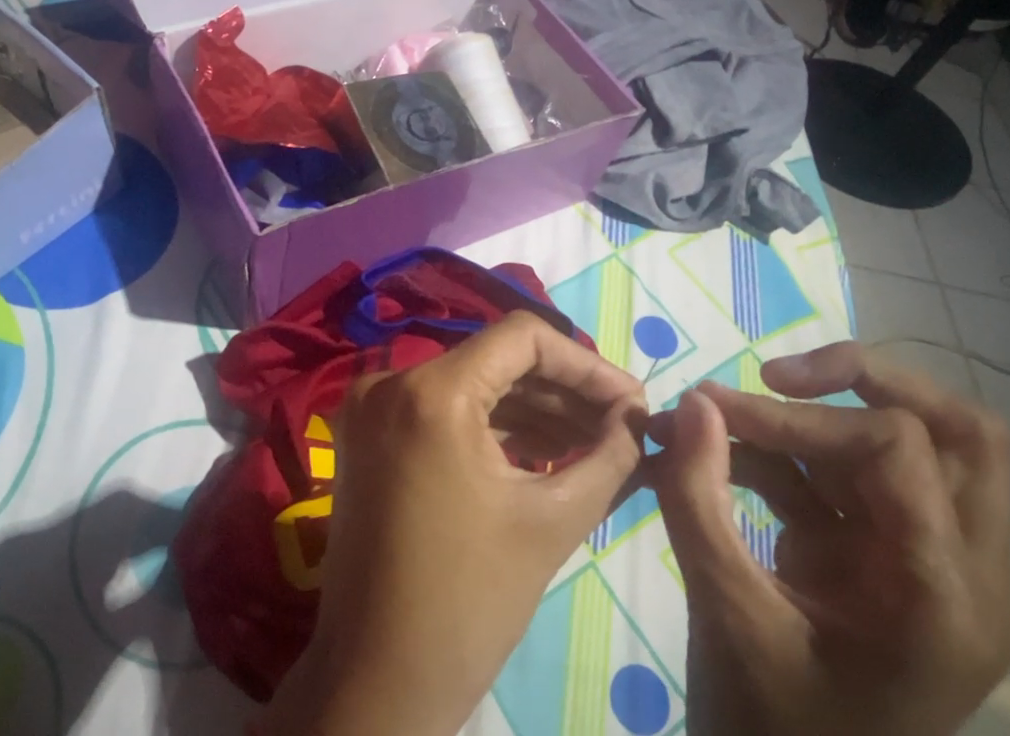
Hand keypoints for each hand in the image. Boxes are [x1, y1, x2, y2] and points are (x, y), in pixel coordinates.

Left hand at [260, 311, 647, 735]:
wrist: (379, 673)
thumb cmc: (470, 599)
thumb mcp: (553, 520)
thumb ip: (609, 455)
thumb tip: (641, 419)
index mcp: (430, 391)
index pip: (523, 336)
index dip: (587, 364)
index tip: (633, 404)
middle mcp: (390, 381)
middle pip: (496, 360)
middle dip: (566, 392)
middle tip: (625, 428)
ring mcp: (371, 408)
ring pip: (470, 386)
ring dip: (533, 411)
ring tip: (597, 446)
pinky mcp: (368, 437)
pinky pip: (442, 412)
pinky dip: (493, 428)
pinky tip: (547, 455)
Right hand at [648, 343, 1009, 735]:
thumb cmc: (766, 729)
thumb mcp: (724, 615)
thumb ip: (699, 502)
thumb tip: (690, 403)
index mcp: (943, 598)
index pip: (901, 452)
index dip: (803, 418)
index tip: (716, 411)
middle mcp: (965, 574)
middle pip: (959, 434)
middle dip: (864, 383)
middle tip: (776, 375)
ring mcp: (931, 570)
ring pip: (912, 451)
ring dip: (817, 422)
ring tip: (726, 416)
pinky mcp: (887, 569)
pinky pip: (854, 488)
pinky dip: (792, 461)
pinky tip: (724, 458)